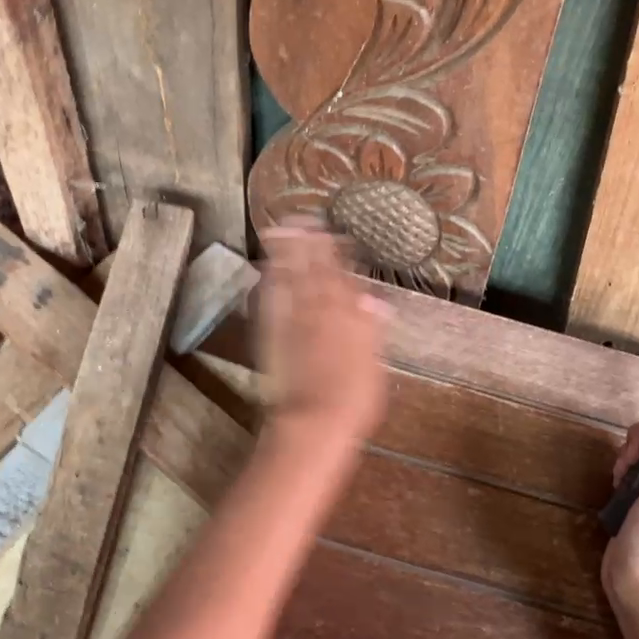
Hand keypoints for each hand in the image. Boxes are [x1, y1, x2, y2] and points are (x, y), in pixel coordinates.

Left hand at [256, 222, 390, 440]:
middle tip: (301, 218)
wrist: (315, 420)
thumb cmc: (354, 399)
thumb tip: (374, 305)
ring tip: (280, 230)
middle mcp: (321, 311)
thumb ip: (371, 331)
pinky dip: (269, 282)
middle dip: (308, 244)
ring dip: (286, 254)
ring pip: (290, 280)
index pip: (344, 277)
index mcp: (350, 317)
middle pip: (314, 271)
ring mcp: (293, 321)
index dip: (338, 254)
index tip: (333, 235)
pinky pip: (270, 301)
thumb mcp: (374, 364)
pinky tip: (264, 269)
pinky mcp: (272, 335)